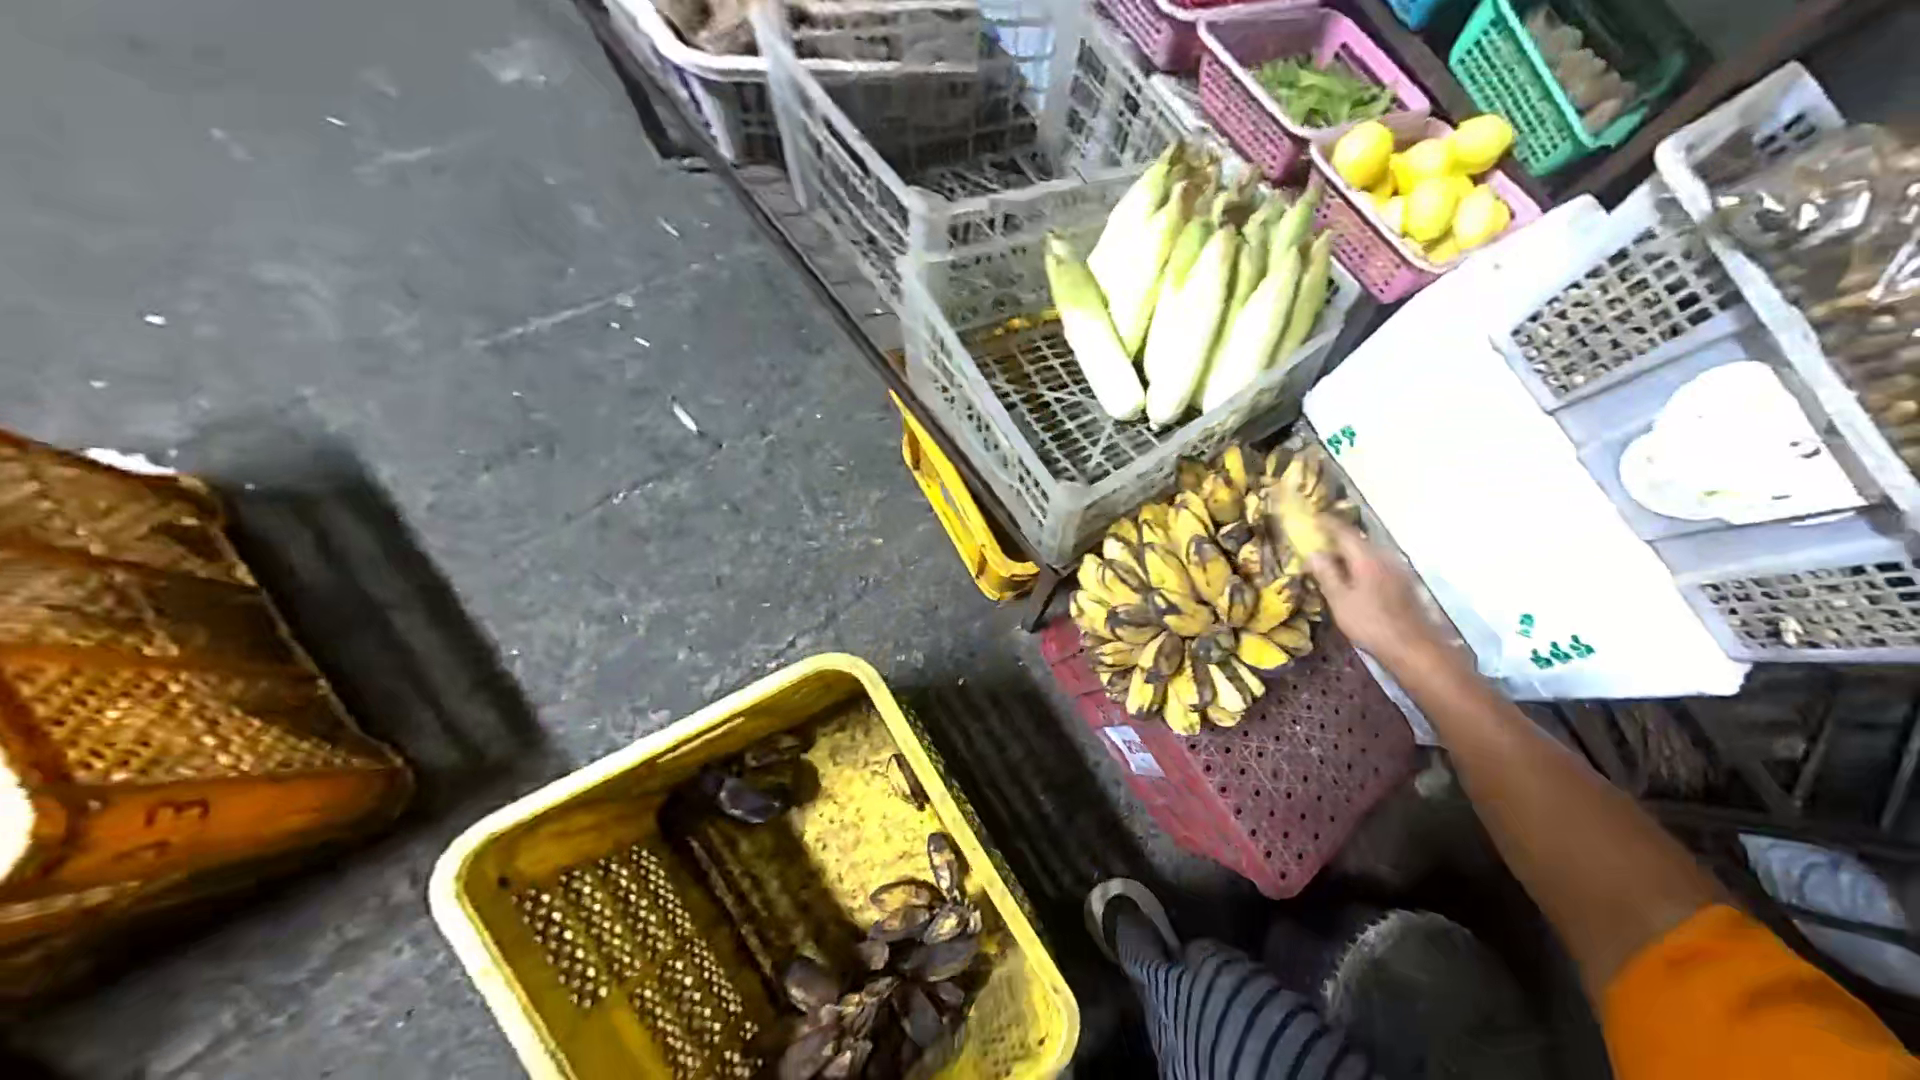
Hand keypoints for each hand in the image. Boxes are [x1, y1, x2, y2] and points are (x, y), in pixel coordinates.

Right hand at [1305, 515, 1454, 670]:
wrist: (1413, 647)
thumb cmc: (1370, 623)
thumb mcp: (1339, 599)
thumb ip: (1326, 573)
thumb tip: (1314, 553)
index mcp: (1366, 558)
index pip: (1345, 532)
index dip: (1328, 523)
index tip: (1314, 518)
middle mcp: (1385, 558)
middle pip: (1359, 541)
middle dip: (1338, 539)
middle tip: (1319, 542)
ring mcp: (1398, 570)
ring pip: (1370, 553)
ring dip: (1351, 554)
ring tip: (1333, 560)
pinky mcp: (1404, 584)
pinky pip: (1378, 565)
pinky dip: (1362, 565)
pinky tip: (1354, 578)